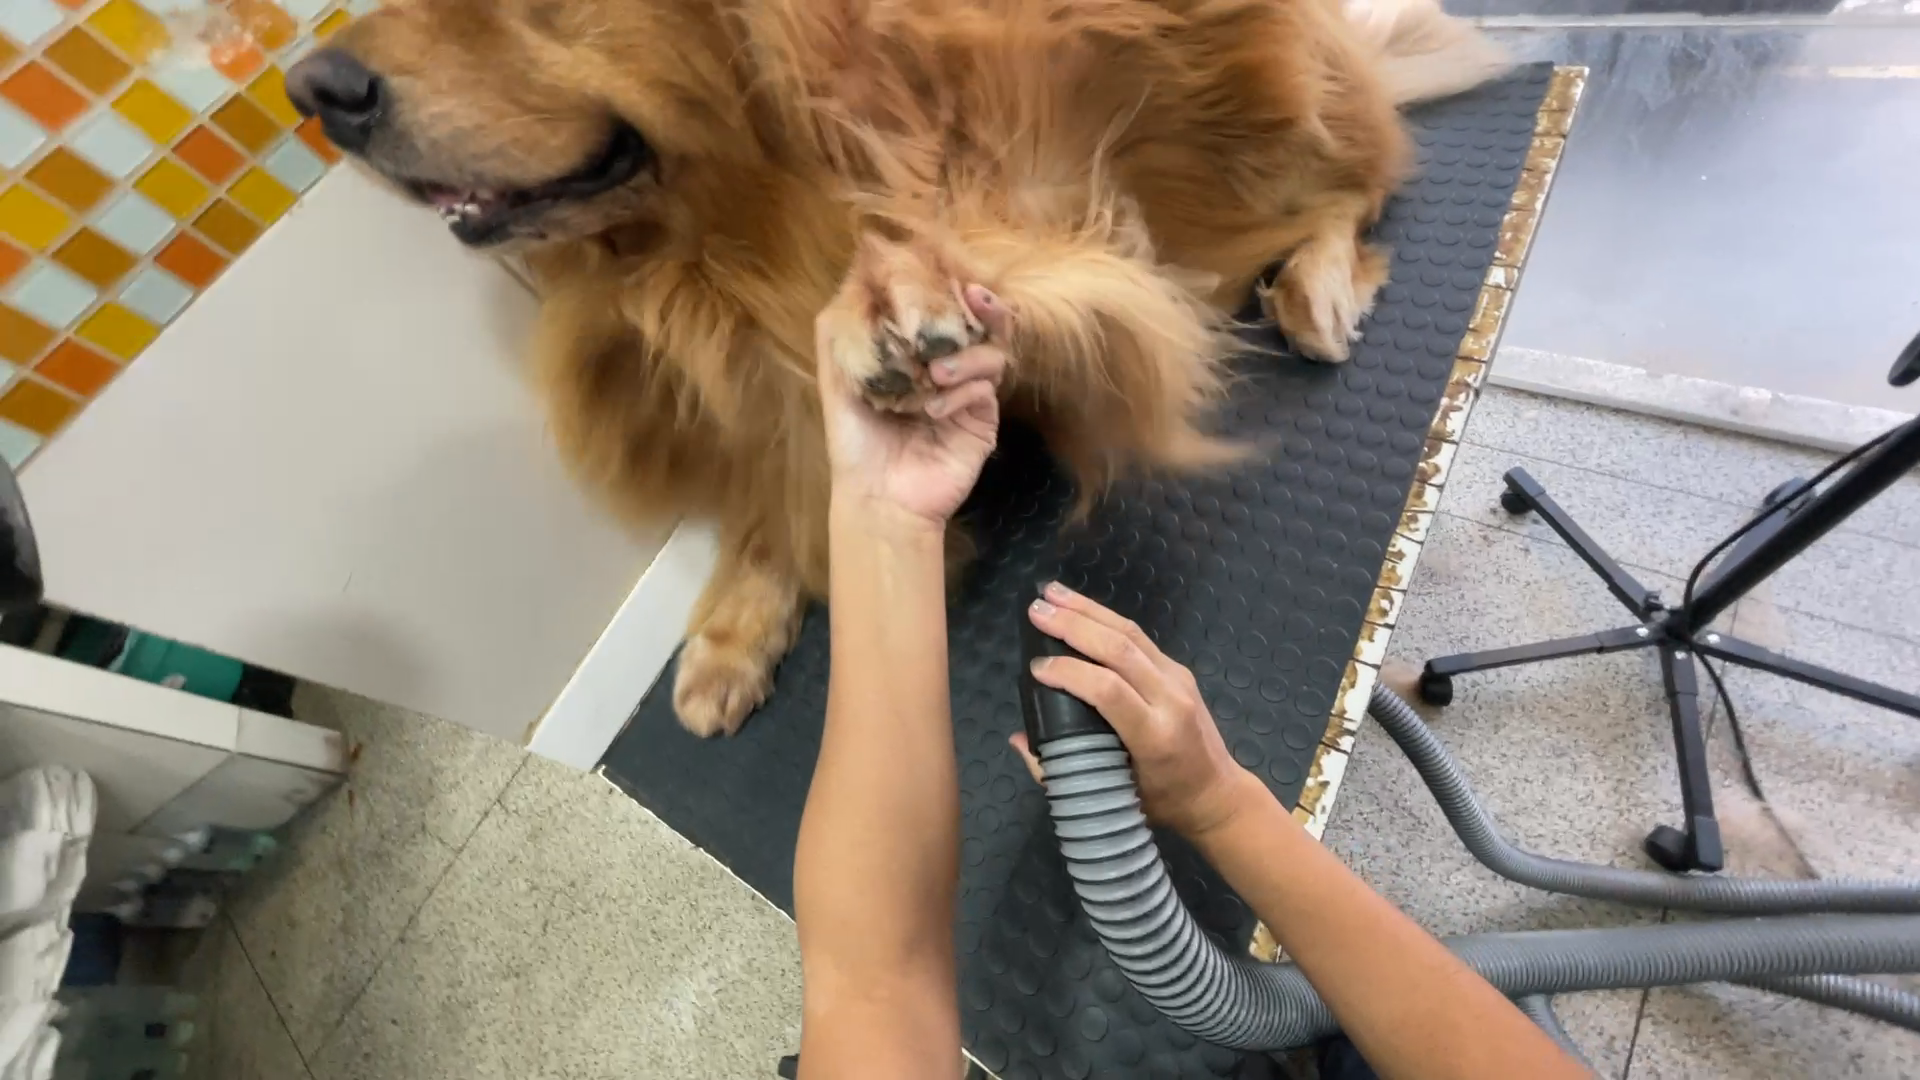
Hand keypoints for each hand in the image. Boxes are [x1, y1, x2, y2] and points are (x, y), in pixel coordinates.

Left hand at [817, 285, 1011, 529]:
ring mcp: (968, 396)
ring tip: (936, 373)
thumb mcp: (837, 378)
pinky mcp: (982, 422)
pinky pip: (986, 391)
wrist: (878, 499)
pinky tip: (935, 407)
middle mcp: (946, 370)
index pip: (942, 309)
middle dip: (983, 306)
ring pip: (991, 354)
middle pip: (980, 325)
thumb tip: (857, 267)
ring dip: (967, 356)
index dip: (948, 286)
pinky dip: (964, 391)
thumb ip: (842, 326)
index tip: (946, 270)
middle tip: (974, 296)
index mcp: (914, 356)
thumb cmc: (855, 442)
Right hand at [1010, 582, 1266, 839]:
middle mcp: (1170, 700)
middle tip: (1035, 611)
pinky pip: (1138, 636)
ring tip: (1050, 593)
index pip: (1109, 691)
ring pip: (1130, 633)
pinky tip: (1079, 606)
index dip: (1070, 672)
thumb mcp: (1111, 796)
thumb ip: (1059, 771)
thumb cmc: (1163, 801)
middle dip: (1073, 625)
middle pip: (1119, 650)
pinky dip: (1104, 617)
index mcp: (1154, 736)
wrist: (1219, 794)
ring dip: (1087, 609)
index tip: (1036, 667)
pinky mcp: (1178, 668)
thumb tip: (1017, 739)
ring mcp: (1178, 679)